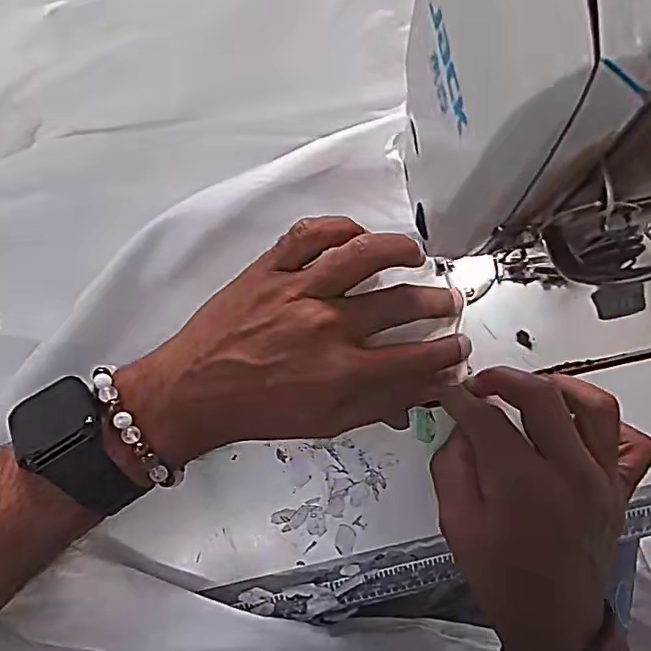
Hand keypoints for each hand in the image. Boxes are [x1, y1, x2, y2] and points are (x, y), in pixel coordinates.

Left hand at [117, 217, 468, 464]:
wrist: (194, 392)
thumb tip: (416, 393)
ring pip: (363, 256)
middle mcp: (324, 326)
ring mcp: (297, 292)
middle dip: (436, 302)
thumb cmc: (253, 409)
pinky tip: (355, 235)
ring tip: (414, 255)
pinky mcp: (270, 270)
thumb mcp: (324, 424)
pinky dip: (339, 227)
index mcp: (340, 372)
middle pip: (400, 303)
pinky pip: (310, 235)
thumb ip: (376, 406)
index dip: (446, 351)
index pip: (415, 357)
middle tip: (445, 301)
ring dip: (399, 251)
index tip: (456, 346)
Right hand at [431, 368, 650, 650]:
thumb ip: (452, 468)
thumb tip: (460, 431)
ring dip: (560, 386)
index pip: (487, 417)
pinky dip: (609, 426)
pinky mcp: (619, 491)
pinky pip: (631, 443)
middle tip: (484, 384)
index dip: (461, 398)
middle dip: (504, 378)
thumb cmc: (506, 582)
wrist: (552, 621)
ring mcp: (601, 481)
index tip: (451, 394)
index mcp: (522, 484)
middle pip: (541, 396)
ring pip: (595, 406)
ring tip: (535, 389)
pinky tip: (580, 426)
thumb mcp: (457, 525)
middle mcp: (568, 475)